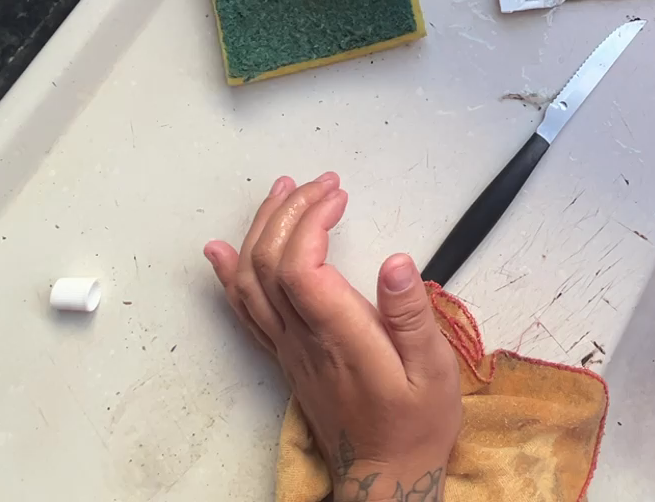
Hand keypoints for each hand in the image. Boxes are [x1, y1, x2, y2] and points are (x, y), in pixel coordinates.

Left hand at [204, 173, 461, 500]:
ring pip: (250, 283)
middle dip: (290, 211)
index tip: (340, 194)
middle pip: (268, 265)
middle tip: (323, 182)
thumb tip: (395, 260)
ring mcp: (287, 349)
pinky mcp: (284, 356)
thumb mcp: (432, 368)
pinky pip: (244, 312)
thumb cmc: (416, 420)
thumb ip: (411, 314)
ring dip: (261, 229)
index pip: (300, 269)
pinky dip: (228, 275)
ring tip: (283, 191)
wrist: (386, 478)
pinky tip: (222, 251)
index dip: (310, 222)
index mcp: (340, 337)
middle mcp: (302, 340)